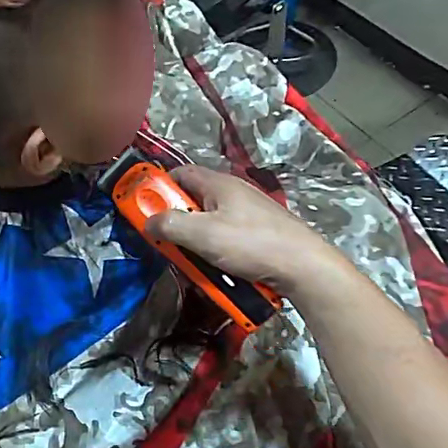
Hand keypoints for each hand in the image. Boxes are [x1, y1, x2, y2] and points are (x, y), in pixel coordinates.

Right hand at [146, 166, 356, 298]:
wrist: (304, 267)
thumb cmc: (253, 244)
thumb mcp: (203, 235)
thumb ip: (171, 225)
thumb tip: (148, 221)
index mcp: (219, 184)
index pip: (179, 174)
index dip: (157, 188)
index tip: (143, 209)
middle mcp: (234, 194)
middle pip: (194, 204)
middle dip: (178, 226)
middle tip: (170, 247)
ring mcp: (249, 216)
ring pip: (210, 228)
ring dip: (198, 247)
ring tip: (198, 266)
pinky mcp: (260, 237)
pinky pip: (228, 242)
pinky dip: (219, 256)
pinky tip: (221, 273)